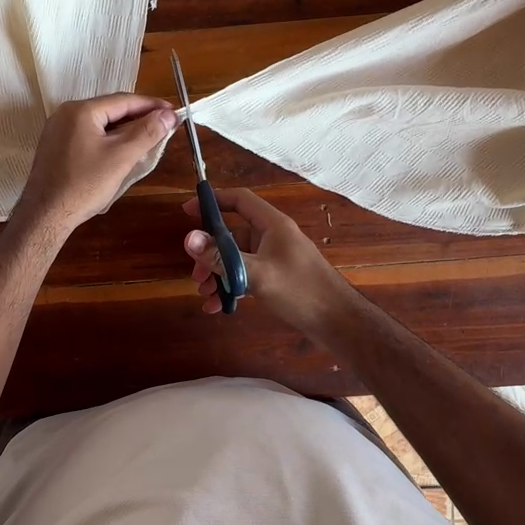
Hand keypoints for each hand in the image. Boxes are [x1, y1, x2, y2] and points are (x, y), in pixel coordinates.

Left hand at [17, 93, 177, 231]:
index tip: (174, 113)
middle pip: (110, 110)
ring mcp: (57, 130)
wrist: (46, 215)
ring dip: (123, 131)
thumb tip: (168, 114)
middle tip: (163, 129)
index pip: (124, 100)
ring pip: (99, 124)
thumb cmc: (84, 185)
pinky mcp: (55, 147)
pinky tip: (119, 154)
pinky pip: (87, 136)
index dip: (152, 106)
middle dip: (138, 119)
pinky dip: (106, 141)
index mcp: (81, 110)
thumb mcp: (121, 157)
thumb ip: (147, 132)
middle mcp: (66, 113)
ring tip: (146, 142)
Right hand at [183, 188, 355, 331]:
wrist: (337, 323)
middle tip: (196, 274)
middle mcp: (273, 238)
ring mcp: (275, 259)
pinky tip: (217, 306)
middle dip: (210, 253)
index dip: (213, 201)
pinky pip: (245, 277)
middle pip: (232, 235)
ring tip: (205, 294)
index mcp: (273, 226)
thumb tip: (188, 239)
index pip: (240, 201)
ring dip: (217, 275)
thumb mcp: (257, 274)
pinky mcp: (276, 279)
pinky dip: (230, 288)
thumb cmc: (301, 291)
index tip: (187, 212)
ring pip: (236, 259)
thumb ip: (221, 257)